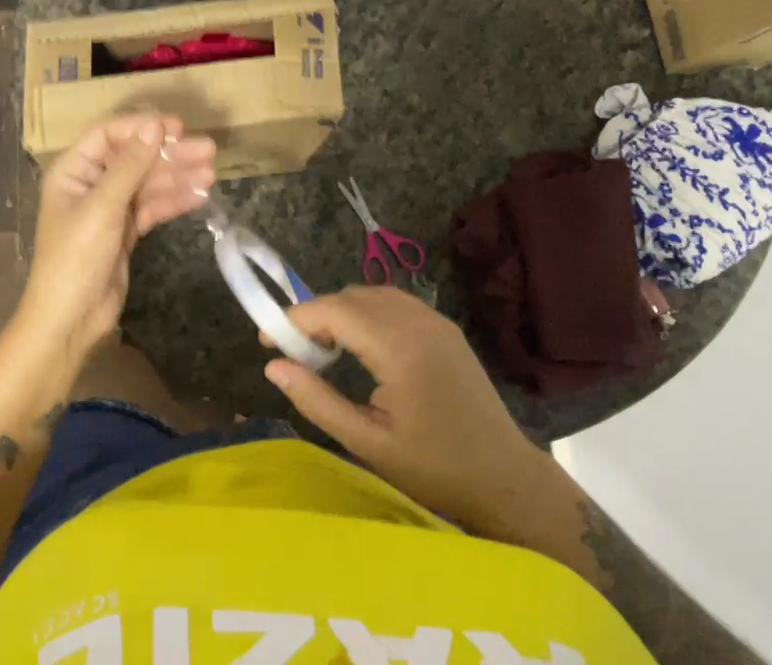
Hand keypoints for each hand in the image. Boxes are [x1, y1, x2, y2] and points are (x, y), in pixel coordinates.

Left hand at [18, 113, 215, 360]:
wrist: (70, 318)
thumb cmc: (75, 258)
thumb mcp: (102, 208)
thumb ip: (129, 167)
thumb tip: (154, 126)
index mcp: (73, 171)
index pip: (109, 135)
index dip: (142, 127)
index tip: (177, 127)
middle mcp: (90, 183)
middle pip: (134, 157)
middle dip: (170, 154)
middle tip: (208, 150)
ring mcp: (109, 207)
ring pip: (148, 182)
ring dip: (178, 177)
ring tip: (212, 174)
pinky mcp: (125, 230)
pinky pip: (153, 206)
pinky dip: (174, 200)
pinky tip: (200, 196)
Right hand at [264, 287, 544, 530]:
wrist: (503, 476)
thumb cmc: (434, 467)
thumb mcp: (367, 442)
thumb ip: (317, 401)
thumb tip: (273, 367)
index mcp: (399, 348)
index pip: (334, 311)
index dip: (295, 319)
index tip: (268, 342)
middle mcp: (419, 322)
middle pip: (351, 297)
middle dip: (315, 315)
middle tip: (294, 351)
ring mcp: (437, 322)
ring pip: (373, 295)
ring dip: (341, 311)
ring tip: (322, 349)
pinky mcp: (446, 329)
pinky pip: (395, 304)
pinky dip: (367, 313)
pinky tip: (359, 346)